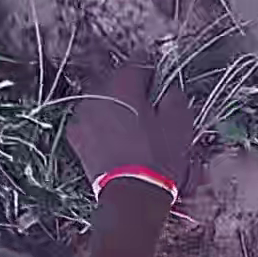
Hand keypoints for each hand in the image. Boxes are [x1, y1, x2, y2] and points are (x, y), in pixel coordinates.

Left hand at [64, 65, 193, 188]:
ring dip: (117, 109)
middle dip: (133, 92)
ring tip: (133, 128)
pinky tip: (117, 141)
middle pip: (117, 82)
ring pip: (103, 102)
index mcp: (123, 84)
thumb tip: (170, 90)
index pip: (138, 62)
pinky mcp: (77, 138)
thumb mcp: (180, 123)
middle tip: (149, 109)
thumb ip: (175, 96)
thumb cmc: (158, 159)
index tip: (160, 81)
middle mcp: (97, 93)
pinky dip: (103, 127)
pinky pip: (92, 123)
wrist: (132, 194)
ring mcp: (82, 115)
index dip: (153, 72)